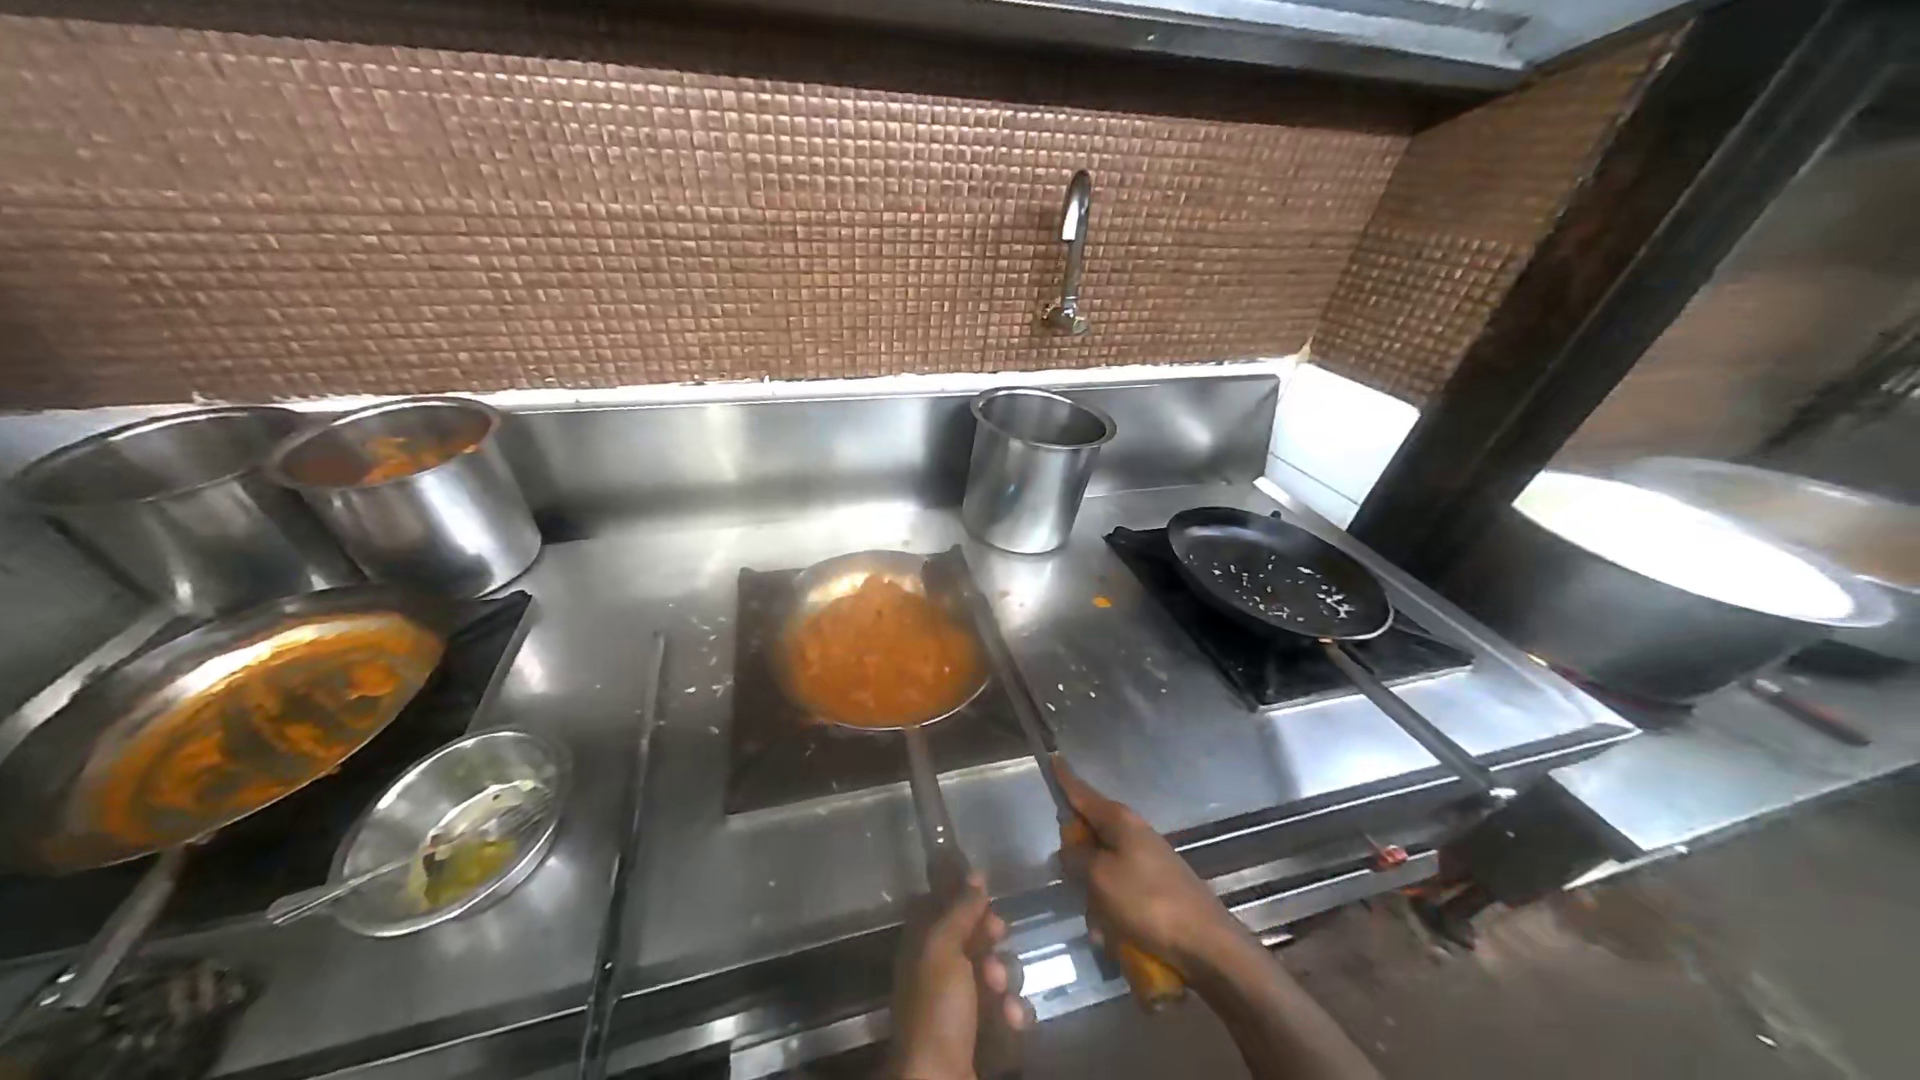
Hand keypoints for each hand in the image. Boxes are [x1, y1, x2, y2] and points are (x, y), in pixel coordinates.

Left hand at [890, 872, 1030, 1079]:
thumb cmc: (936, 1007)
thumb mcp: (943, 949)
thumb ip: (960, 909)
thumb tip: (976, 874)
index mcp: (922, 945)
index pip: (943, 907)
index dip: (965, 899)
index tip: (985, 894)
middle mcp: (941, 969)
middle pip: (976, 937)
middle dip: (992, 939)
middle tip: (996, 939)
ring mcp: (963, 1002)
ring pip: (997, 971)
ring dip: (1005, 977)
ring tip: (1000, 994)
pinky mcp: (985, 1031)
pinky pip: (1009, 1007)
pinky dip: (1012, 1012)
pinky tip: (1010, 1020)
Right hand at [1056, 761, 1245, 979]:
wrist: (1207, 945)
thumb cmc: (1148, 902)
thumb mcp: (1100, 877)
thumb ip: (1076, 857)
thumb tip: (1067, 849)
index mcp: (1119, 820)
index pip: (1082, 792)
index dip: (1065, 777)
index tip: (1052, 756)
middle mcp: (1133, 832)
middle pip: (1089, 835)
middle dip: (1077, 865)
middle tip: (1073, 887)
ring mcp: (1146, 859)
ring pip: (1102, 871)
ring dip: (1095, 899)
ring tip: (1102, 929)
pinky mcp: (1155, 886)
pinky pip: (1120, 894)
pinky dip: (1113, 914)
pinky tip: (1117, 938)